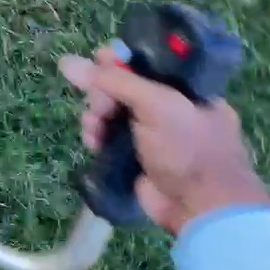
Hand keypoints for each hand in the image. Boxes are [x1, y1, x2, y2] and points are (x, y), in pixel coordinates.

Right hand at [61, 44, 269, 234]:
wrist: (203, 208)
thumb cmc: (190, 150)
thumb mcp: (158, 105)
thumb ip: (114, 81)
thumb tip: (66, 61)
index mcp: (188, 93)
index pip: (145, 65)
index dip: (119, 62)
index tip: (99, 63)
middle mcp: (171, 110)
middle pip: (120, 87)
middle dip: (101, 94)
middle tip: (100, 107)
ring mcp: (152, 134)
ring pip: (108, 110)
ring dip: (94, 116)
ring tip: (95, 130)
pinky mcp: (135, 154)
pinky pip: (106, 134)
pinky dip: (96, 135)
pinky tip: (95, 143)